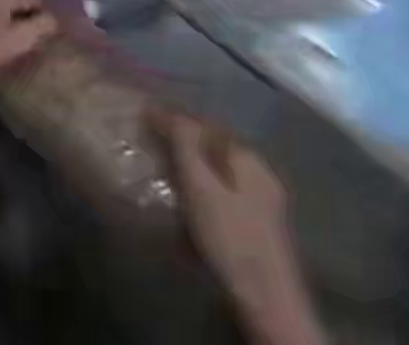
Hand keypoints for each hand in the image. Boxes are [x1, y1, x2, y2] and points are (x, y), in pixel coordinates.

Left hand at [0, 0, 58, 83]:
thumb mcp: (21, 39)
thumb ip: (43, 25)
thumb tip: (54, 18)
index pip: (36, 1)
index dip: (45, 19)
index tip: (48, 38)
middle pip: (19, 4)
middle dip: (27, 21)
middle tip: (33, 43)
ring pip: (3, 9)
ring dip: (11, 24)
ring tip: (15, 45)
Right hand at [163, 113, 300, 305]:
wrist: (267, 302)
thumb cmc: (229, 238)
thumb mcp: (200, 185)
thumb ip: (183, 143)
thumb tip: (161, 106)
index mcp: (248, 157)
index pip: (203, 122)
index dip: (172, 117)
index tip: (141, 116)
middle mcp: (259, 172)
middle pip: (211, 145)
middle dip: (179, 140)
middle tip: (146, 141)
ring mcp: (260, 200)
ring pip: (215, 169)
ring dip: (187, 164)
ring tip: (158, 168)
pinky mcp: (254, 224)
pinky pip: (219, 190)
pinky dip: (198, 186)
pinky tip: (182, 199)